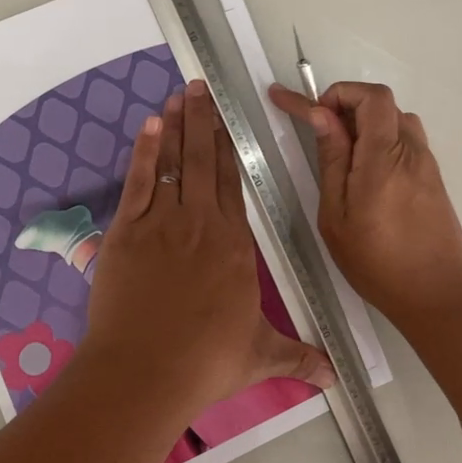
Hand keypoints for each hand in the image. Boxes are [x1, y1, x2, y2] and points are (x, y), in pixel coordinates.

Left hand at [79, 80, 333, 415]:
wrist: (146, 373)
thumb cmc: (206, 362)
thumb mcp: (260, 357)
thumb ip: (297, 357)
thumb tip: (335, 375)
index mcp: (235, 246)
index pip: (233, 184)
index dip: (229, 148)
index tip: (226, 120)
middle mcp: (201, 224)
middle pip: (204, 162)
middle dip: (203, 121)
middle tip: (201, 87)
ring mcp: (162, 224)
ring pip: (173, 164)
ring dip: (176, 127)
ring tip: (178, 94)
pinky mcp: (126, 233)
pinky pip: (139, 182)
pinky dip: (145, 152)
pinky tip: (150, 126)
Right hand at [269, 82, 461, 324]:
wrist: (440, 296)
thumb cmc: (378, 263)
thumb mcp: (337, 217)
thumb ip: (332, 161)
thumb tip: (323, 117)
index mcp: (383, 157)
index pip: (366, 97)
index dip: (329, 92)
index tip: (294, 102)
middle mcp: (411, 150)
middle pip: (380, 103)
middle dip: (344, 106)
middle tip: (319, 135)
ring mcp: (426, 163)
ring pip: (395, 120)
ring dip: (365, 124)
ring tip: (342, 157)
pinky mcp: (433, 178)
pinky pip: (405, 141)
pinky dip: (382, 141)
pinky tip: (366, 175)